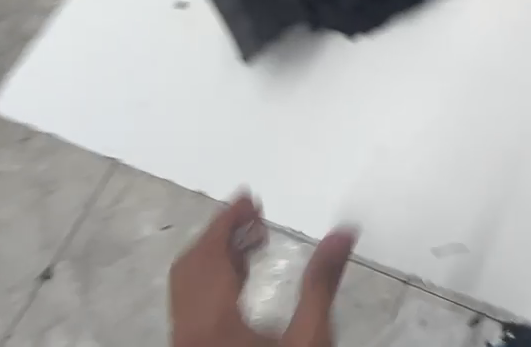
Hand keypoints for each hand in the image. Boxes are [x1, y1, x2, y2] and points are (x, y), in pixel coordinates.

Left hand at [170, 193, 357, 346]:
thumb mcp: (311, 340)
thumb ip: (322, 283)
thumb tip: (344, 230)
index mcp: (212, 323)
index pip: (207, 257)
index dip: (225, 222)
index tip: (249, 197)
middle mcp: (188, 334)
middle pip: (189, 271)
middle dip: (218, 235)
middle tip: (253, 213)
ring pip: (187, 291)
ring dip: (215, 258)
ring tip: (253, 241)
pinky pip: (192, 307)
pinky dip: (213, 281)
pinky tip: (242, 282)